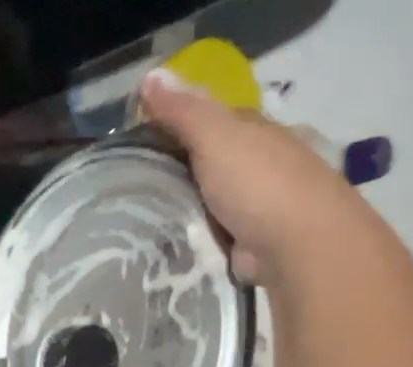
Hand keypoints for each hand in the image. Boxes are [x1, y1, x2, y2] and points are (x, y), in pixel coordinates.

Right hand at [142, 69, 374, 282]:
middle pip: (201, 161)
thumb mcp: (218, 138)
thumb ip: (185, 112)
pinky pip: (201, 228)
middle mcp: (257, 164)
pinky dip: (180, 230)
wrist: (297, 245)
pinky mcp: (240, 239)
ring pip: (199, 197)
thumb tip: (151, 75)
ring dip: (171, 203)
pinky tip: (153, 237)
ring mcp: (250, 203)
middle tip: (115, 182)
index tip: (126, 142)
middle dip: (167, 168)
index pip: (208, 122)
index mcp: (257, 133)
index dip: (169, 126)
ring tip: (124, 214)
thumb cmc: (260, 184)